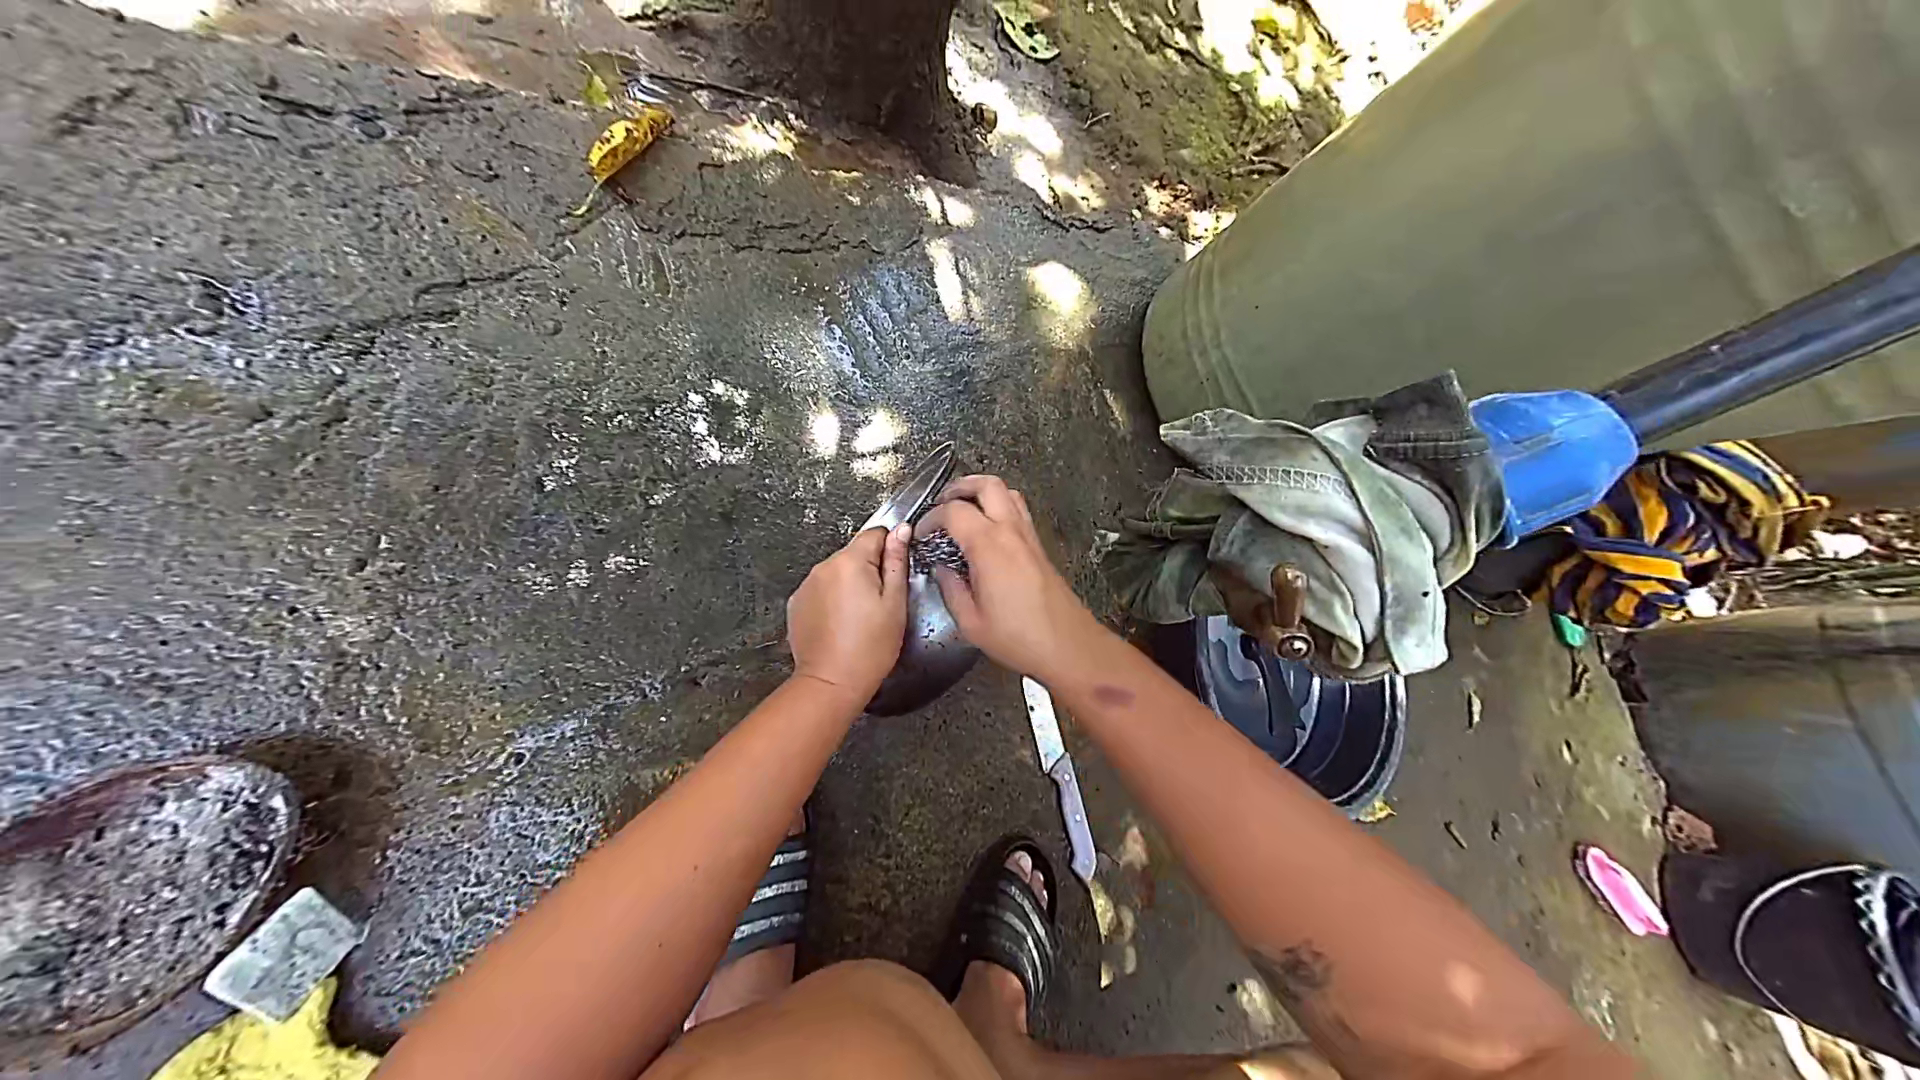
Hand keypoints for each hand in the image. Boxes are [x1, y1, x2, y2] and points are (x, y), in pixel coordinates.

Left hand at [786, 524, 910, 701]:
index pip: (875, 534)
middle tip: (880, 603)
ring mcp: (807, 585)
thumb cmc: (868, 648)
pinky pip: (821, 590)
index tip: (894, 573)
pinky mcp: (797, 603)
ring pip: (837, 573)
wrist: (831, 682)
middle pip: (854, 554)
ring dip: (850, 585)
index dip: (890, 550)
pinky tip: (843, 624)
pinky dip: (833, 600)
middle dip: (870, 571)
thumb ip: (897, 562)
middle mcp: (823, 567)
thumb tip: (901, 531)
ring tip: (861, 617)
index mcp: (850, 562)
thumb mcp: (894, 603)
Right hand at [915, 475, 1108, 682]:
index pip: (953, 511)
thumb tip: (942, 571)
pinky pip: (1019, 511)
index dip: (931, 518)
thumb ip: (951, 589)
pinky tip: (987, 529)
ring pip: (1008, 492)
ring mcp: (1029, 537)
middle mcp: (1011, 532)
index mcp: (989, 546)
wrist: (1068, 646)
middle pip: (987, 484)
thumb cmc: (1020, 637)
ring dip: (983, 492)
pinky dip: (999, 507)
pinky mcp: (1039, 547)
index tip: (921, 533)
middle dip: (960, 487)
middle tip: (942, 501)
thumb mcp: (970, 621)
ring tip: (965, 508)